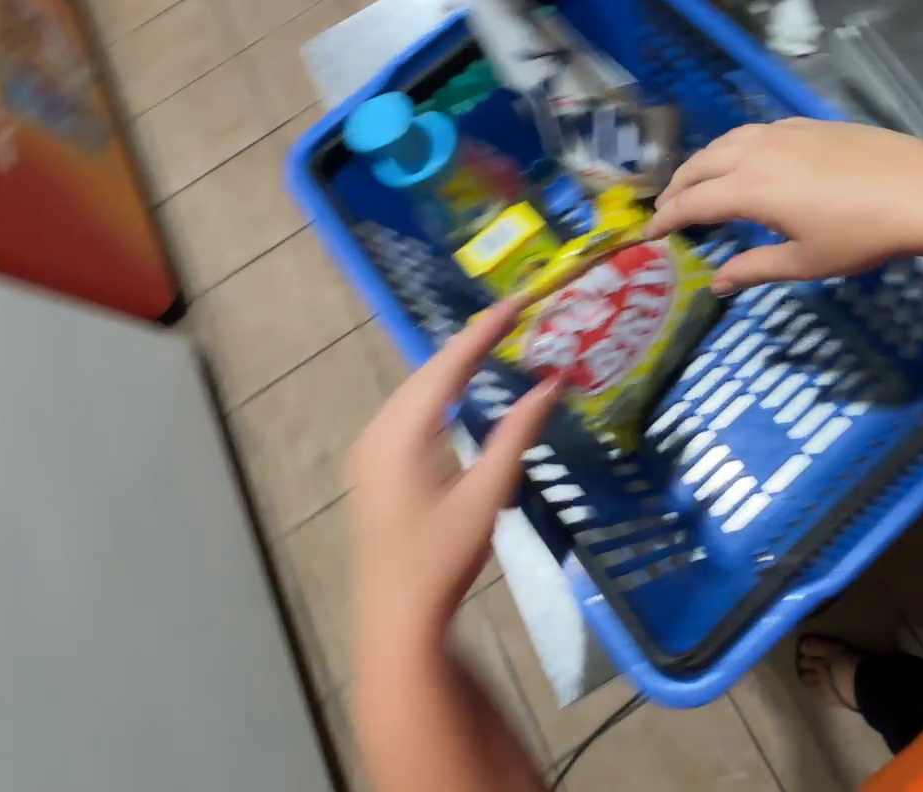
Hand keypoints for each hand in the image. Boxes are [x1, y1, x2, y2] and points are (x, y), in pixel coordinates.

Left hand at [345, 302, 560, 651]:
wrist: (397, 619)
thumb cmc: (442, 558)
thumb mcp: (487, 494)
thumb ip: (518, 434)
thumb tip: (551, 383)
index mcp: (401, 435)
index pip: (447, 367)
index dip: (483, 332)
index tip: (516, 303)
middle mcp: (378, 432)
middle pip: (428, 372)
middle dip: (470, 343)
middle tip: (513, 318)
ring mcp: (371, 449)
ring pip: (417, 390)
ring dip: (454, 366)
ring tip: (495, 343)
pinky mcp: (375, 465)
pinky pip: (410, 410)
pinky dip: (440, 391)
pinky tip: (461, 389)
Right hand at [645, 118, 922, 291]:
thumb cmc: (862, 235)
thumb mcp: (805, 262)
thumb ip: (753, 269)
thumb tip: (716, 284)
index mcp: (750, 187)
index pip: (692, 201)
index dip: (666, 218)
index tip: (647, 234)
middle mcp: (758, 150)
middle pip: (701, 164)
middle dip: (677, 187)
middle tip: (666, 210)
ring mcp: (785, 130)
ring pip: (727, 141)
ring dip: (703, 163)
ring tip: (697, 183)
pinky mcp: (810, 123)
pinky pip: (754, 132)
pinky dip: (733, 148)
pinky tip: (746, 162)